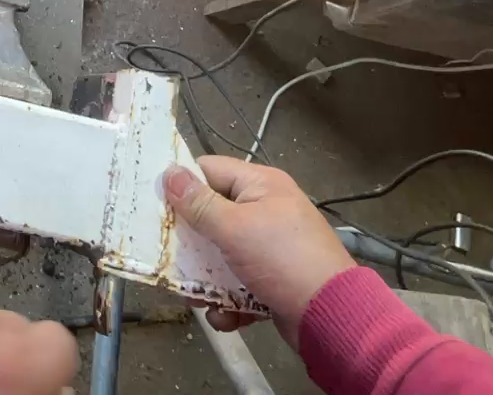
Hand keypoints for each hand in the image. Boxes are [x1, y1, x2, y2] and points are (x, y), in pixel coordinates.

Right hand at [163, 156, 354, 338]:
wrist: (338, 323)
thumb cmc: (282, 261)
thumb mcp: (233, 228)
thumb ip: (197, 202)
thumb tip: (168, 172)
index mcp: (261, 184)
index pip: (209, 170)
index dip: (181, 184)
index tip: (155, 203)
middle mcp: (267, 209)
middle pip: (212, 214)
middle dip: (191, 240)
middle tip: (169, 253)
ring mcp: (272, 246)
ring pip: (223, 251)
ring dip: (206, 275)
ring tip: (193, 295)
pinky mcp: (275, 279)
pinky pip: (240, 279)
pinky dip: (228, 297)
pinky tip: (222, 313)